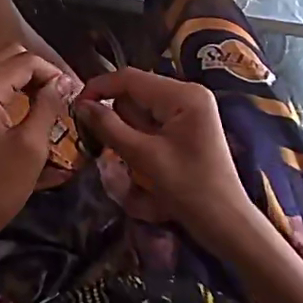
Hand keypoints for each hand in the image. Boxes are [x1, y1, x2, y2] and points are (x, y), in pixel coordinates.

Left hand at [0, 44, 78, 271]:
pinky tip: (27, 109)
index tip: (75, 93)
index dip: (54, 73)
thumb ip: (48, 106)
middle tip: (63, 95)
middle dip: (39, 72)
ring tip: (50, 102)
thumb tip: (62, 81)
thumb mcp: (31, 146)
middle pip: (10, 57)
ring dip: (25, 79)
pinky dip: (9, 89)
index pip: (26, 61)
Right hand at [75, 69, 257, 254]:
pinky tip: (147, 157)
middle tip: (114, 146)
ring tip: (139, 159)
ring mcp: (190, 108)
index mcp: (183, 94)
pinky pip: (151, 119)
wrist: (227, 224)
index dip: (99, 89)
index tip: (75, 108)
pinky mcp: (188, 123)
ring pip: (140, 107)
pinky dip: (141, 136)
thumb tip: (80, 105)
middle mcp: (188, 92)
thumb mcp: (144, 157)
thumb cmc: (189, 189)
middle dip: (119, 117)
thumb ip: (109, 127)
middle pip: (134, 92)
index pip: (130, 78)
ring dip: (130, 130)